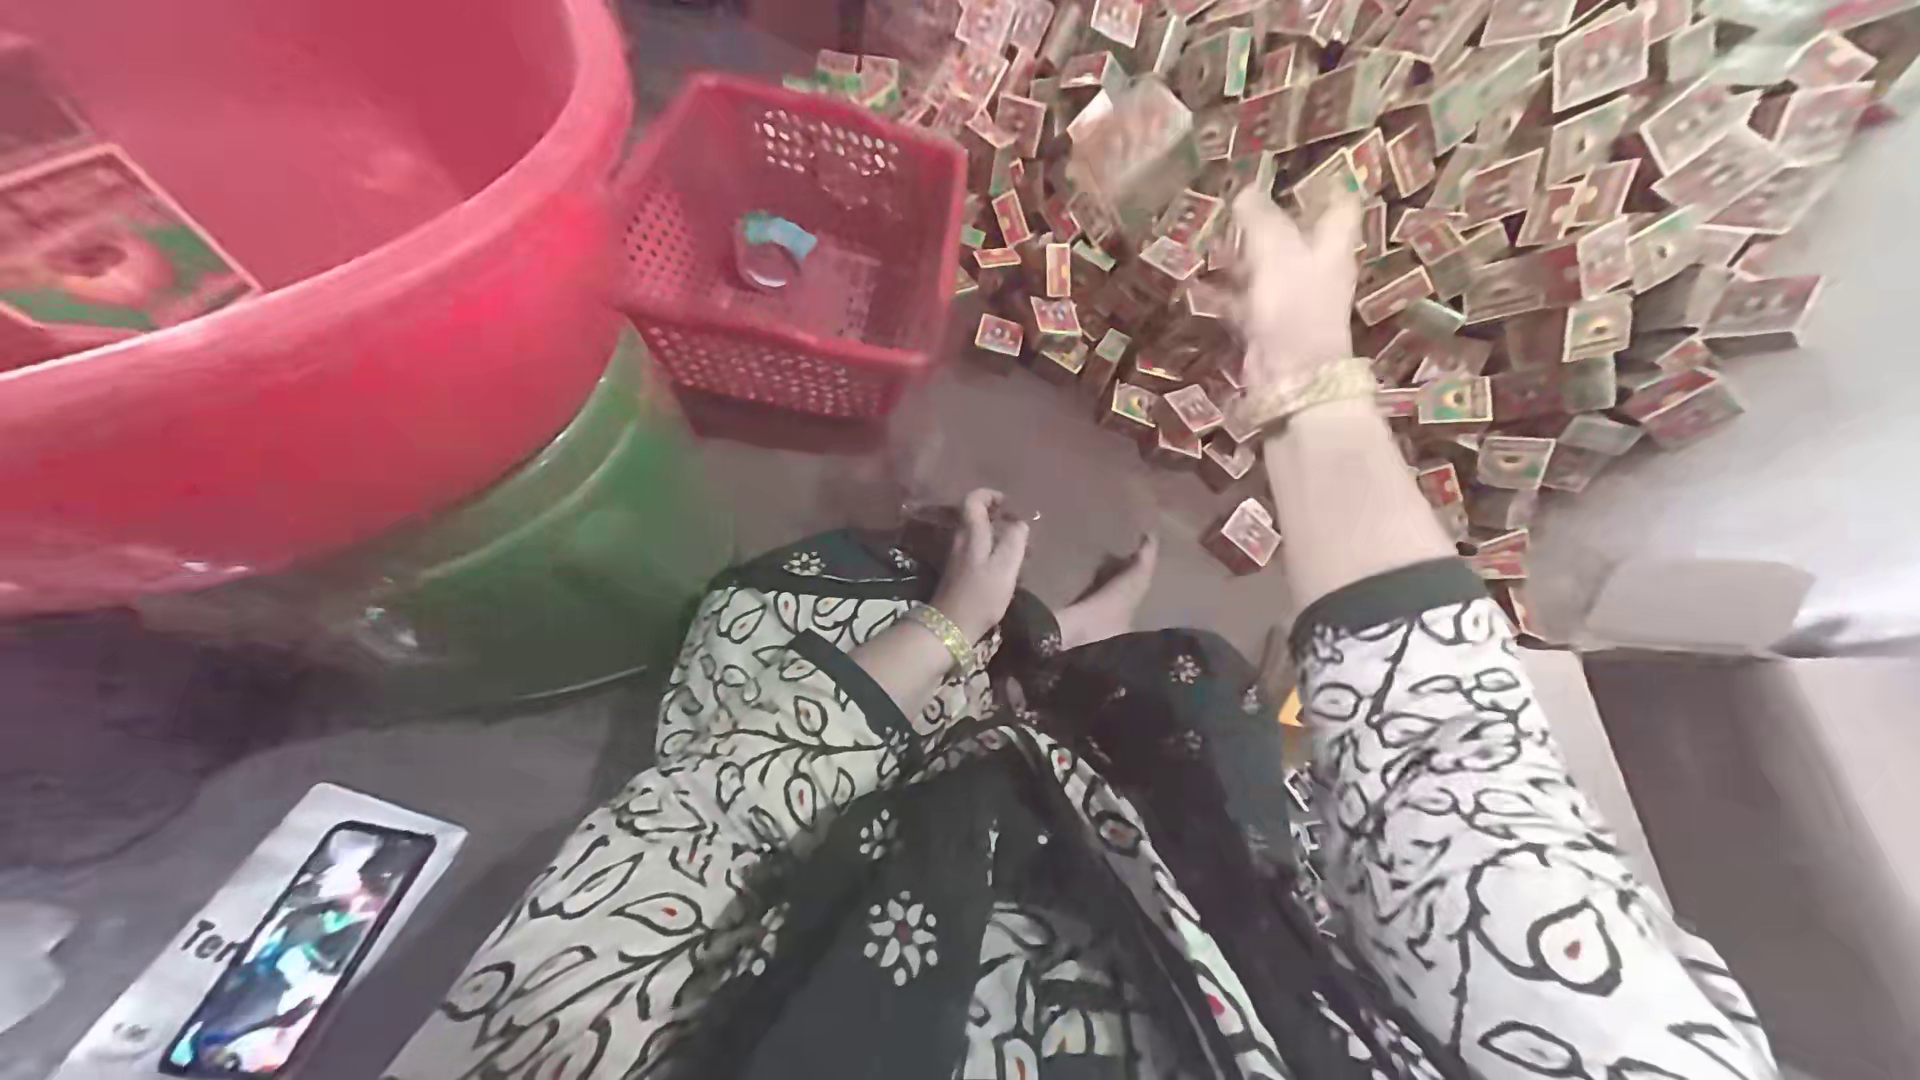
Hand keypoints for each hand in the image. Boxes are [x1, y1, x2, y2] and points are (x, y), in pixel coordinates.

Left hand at [931, 488, 1029, 640]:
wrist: (951, 626)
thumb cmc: (981, 594)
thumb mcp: (1005, 566)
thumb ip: (1014, 540)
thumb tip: (1019, 522)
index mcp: (971, 532)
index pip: (973, 499)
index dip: (990, 495)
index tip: (1009, 504)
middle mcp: (960, 539)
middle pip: (974, 515)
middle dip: (996, 514)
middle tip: (1017, 526)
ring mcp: (956, 555)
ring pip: (975, 533)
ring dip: (995, 533)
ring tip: (1016, 546)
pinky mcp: (957, 571)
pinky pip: (975, 548)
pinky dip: (990, 548)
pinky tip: (1003, 564)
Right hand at [1230, 188, 1363, 390]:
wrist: (1288, 371)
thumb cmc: (1293, 304)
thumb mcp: (1276, 251)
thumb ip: (1260, 220)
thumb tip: (1244, 191)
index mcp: (1330, 245)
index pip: (1338, 205)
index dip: (1321, 188)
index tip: (1294, 176)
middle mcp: (1314, 269)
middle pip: (1295, 236)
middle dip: (1266, 222)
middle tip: (1234, 207)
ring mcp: (1288, 299)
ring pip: (1263, 269)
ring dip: (1238, 257)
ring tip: (1210, 240)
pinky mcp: (1264, 325)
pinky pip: (1240, 300)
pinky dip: (1221, 292)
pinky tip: (1197, 284)